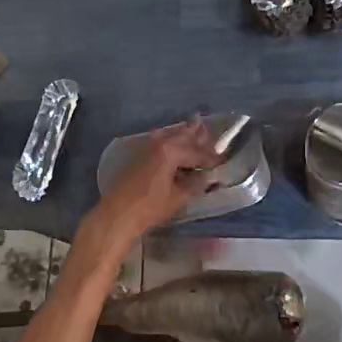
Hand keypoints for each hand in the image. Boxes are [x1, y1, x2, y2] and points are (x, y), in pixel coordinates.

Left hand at [85, 119, 224, 244]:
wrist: (119, 212)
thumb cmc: (150, 206)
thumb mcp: (178, 197)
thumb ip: (195, 184)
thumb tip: (207, 178)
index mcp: (171, 151)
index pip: (197, 152)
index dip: (211, 158)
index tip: (223, 161)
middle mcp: (160, 143)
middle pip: (183, 136)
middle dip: (198, 137)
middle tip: (212, 136)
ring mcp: (148, 147)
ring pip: (171, 135)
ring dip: (184, 134)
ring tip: (197, 130)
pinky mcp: (140, 154)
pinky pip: (161, 140)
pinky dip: (171, 139)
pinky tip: (175, 143)